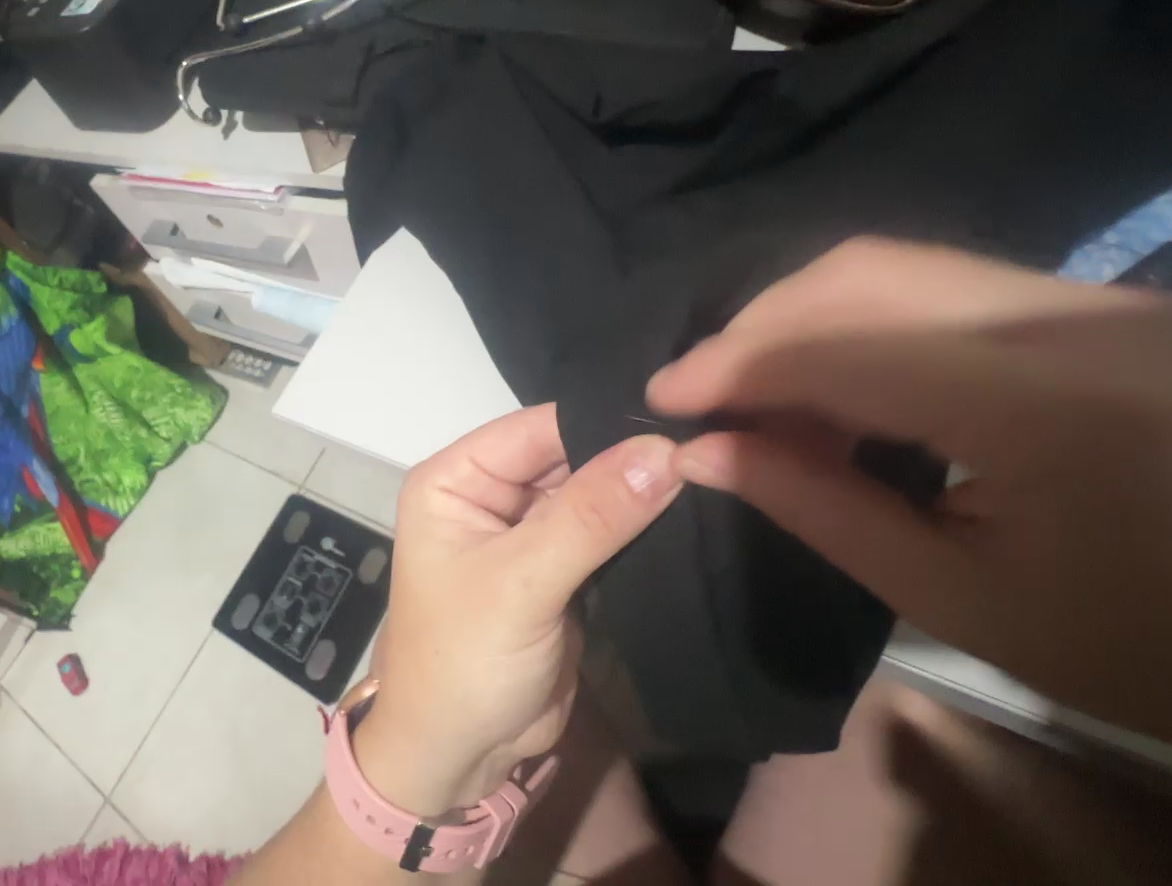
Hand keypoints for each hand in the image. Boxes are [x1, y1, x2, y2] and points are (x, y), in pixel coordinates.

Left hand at [355, 404, 683, 816]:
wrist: (459, 754)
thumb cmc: (464, 660)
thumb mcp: (521, 583)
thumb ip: (591, 516)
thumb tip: (665, 451)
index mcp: (455, 480)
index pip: (535, 429)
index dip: (602, 422)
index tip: (683, 417)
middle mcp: (487, 495)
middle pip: (566, 456)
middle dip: (628, 455)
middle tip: (716, 443)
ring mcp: (525, 532)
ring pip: (590, 493)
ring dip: (640, 491)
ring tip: (717, 471)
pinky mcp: (559, 570)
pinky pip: (604, 534)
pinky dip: (639, 528)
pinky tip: (694, 513)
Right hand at [645, 238, 1171, 767]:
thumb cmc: (1149, 655)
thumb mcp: (955, 598)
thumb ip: (814, 505)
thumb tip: (697, 450)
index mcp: (1063, 409)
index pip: (844, 348)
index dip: (732, 365)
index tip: (659, 396)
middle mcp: (1091, 319)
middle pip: (864, 275)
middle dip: (756, 328)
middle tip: (703, 393)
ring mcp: (1112, 299)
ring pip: (897, 265)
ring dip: (801, 319)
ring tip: (761, 391)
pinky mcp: (1112, 303)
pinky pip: (942, 285)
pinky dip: (858, 322)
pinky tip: (837, 381)